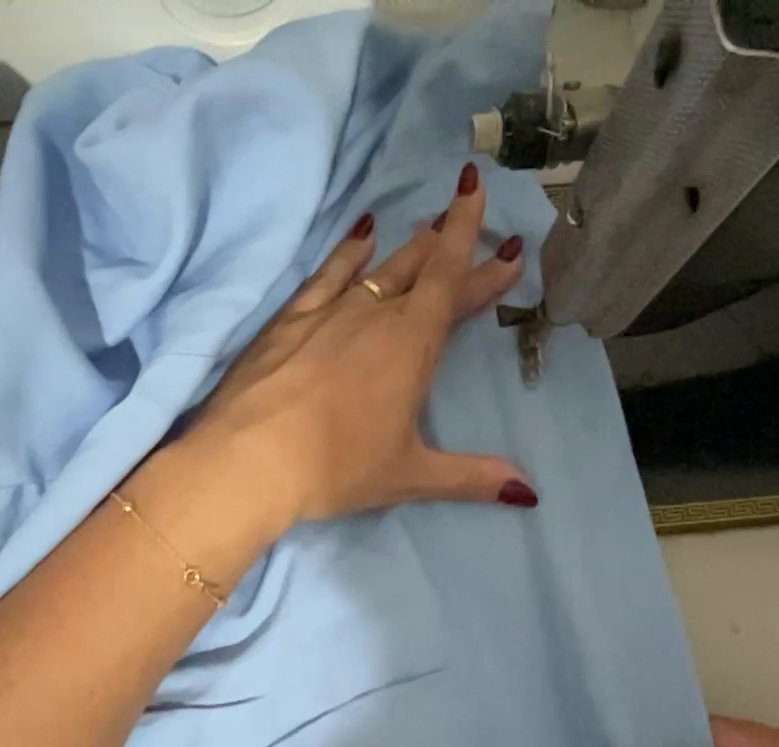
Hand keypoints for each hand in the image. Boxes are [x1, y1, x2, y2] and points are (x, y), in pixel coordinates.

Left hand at [176, 162, 535, 530]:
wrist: (249, 459)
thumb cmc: (337, 468)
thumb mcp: (409, 475)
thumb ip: (471, 478)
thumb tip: (528, 494)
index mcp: (411, 344)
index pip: (453, 285)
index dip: (480, 259)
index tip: (506, 238)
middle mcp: (373, 315)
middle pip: (423, 270)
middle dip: (455, 245)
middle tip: (475, 220)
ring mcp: (328, 312)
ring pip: (380, 266)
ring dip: (410, 245)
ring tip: (430, 223)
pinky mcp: (289, 319)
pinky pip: (327, 273)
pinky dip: (349, 252)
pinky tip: (362, 235)